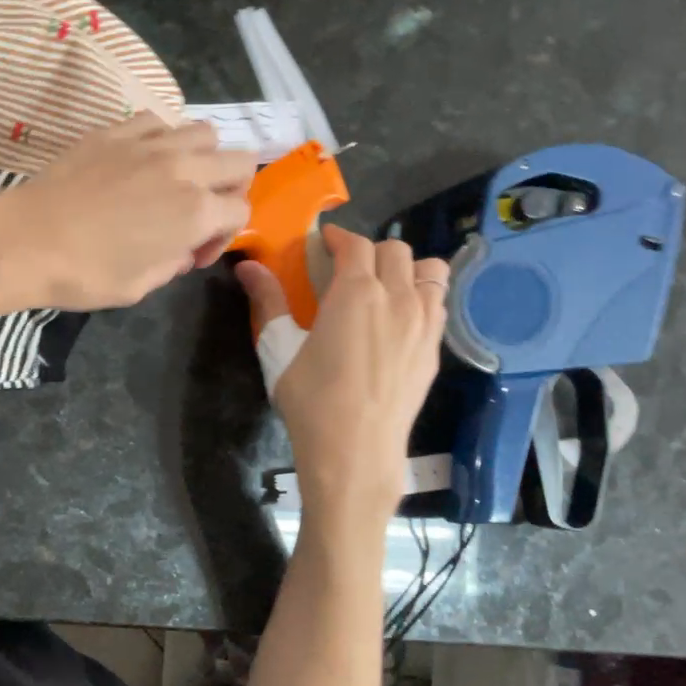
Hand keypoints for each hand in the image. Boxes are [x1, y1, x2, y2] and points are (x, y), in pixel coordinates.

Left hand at [0, 112, 255, 320]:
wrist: (25, 241)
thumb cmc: (81, 275)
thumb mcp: (137, 287)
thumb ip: (171, 265)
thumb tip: (181, 251)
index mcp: (195, 212)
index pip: (240, 211)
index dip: (223, 237)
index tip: (194, 254)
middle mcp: (183, 168)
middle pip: (238, 162)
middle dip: (228, 190)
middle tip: (198, 213)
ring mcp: (149, 142)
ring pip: (204, 133)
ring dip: (201, 158)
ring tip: (172, 182)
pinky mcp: (116, 130)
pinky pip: (158, 120)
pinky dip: (162, 138)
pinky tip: (141, 161)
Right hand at [236, 225, 449, 524]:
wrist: (355, 448)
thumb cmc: (309, 400)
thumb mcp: (278, 350)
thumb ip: (269, 303)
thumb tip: (248, 267)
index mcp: (355, 292)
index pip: (355, 245)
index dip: (339, 238)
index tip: (324, 242)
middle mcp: (398, 297)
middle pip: (395, 251)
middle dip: (369, 251)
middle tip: (346, 268)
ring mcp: (424, 321)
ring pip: (429, 270)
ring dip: (405, 268)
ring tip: (384, 287)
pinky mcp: (435, 346)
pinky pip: (437, 303)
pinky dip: (421, 296)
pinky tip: (400, 318)